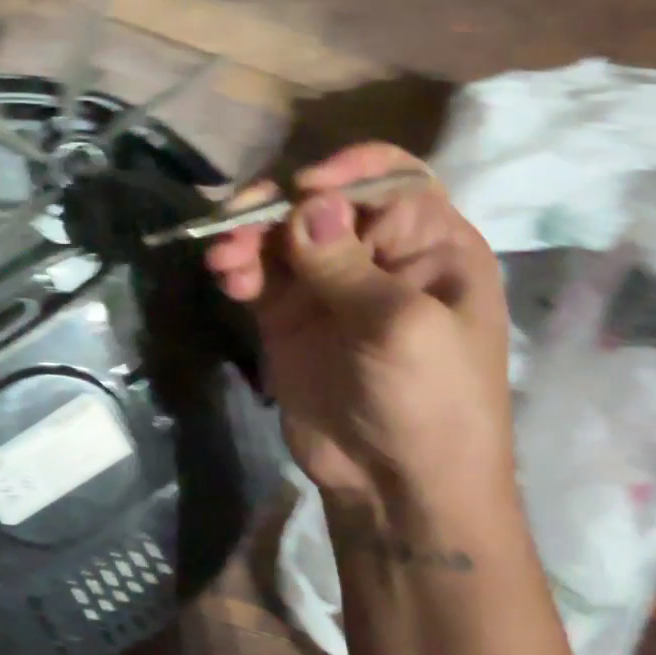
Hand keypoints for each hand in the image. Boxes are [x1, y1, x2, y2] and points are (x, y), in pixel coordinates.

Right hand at [206, 143, 512, 500]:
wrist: (397, 484)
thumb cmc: (431, 400)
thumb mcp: (402, 327)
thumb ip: (349, 264)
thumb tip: (306, 203)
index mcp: (431, 245)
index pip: (390, 180)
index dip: (346, 170)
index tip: (303, 188)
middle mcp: (378, 254)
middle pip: (319, 202)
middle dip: (276, 206)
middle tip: (238, 223)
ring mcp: (328, 284)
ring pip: (278, 234)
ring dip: (246, 237)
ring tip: (224, 260)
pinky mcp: (287, 314)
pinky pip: (256, 272)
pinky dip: (237, 267)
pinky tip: (226, 280)